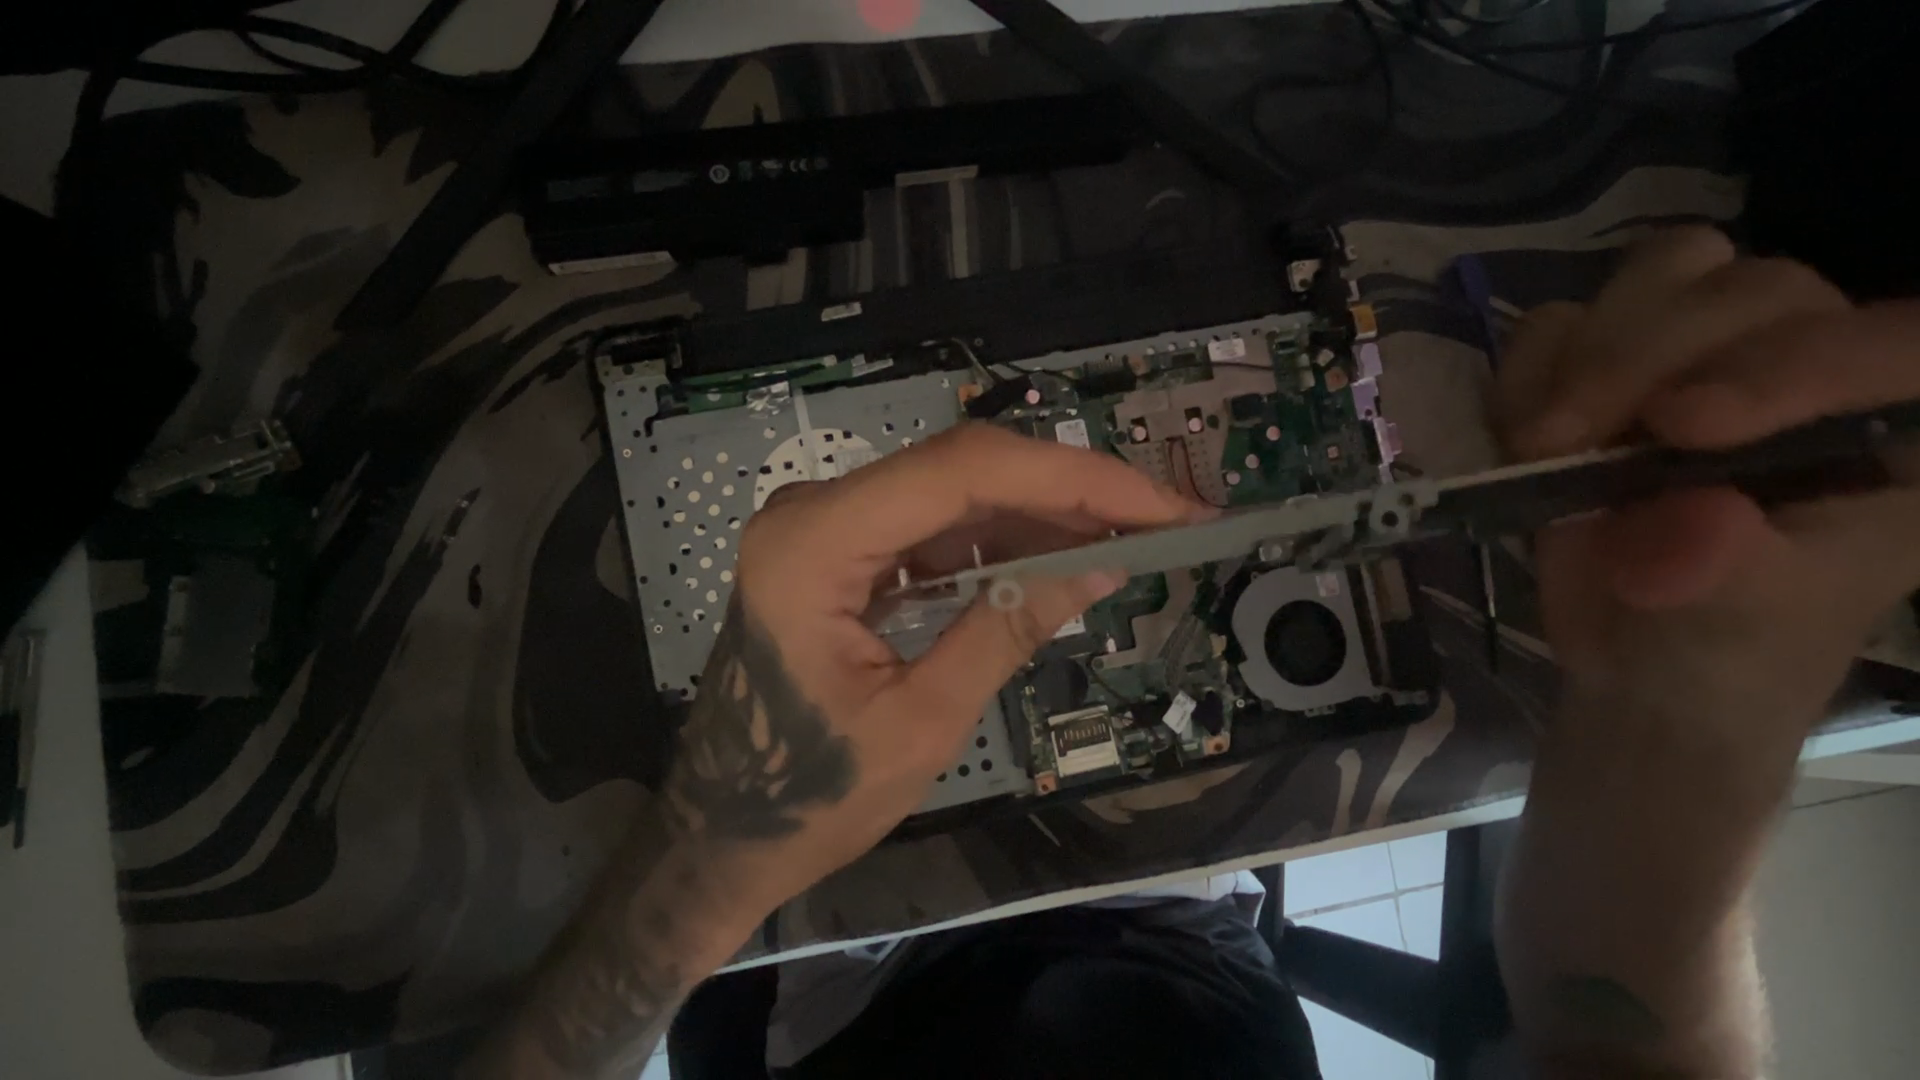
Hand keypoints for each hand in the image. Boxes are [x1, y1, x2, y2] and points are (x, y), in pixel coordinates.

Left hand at [680, 424, 1204, 915]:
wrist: (725, 830)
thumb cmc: (809, 795)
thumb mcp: (922, 721)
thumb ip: (1006, 630)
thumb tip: (1102, 564)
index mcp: (814, 543)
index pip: (962, 473)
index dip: (1074, 480)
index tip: (1161, 506)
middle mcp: (814, 511)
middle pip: (961, 469)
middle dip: (1069, 492)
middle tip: (1163, 521)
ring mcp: (825, 527)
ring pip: (954, 493)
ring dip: (1042, 514)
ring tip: (1128, 540)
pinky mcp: (842, 552)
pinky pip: (933, 528)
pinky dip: (999, 541)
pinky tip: (1057, 558)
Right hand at [1496, 227, 1919, 736]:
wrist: (1632, 666)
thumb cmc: (1714, 655)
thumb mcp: (1734, 632)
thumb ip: (1723, 574)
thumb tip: (1688, 519)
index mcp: (1886, 433)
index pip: (1884, 345)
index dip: (1791, 364)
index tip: (1680, 429)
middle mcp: (1798, 373)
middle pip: (1746, 289)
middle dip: (1643, 358)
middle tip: (1563, 442)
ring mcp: (1694, 363)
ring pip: (1655, 278)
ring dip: (1580, 357)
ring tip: (1541, 444)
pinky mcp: (1597, 373)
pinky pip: (1551, 324)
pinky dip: (1523, 373)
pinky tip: (1522, 440)